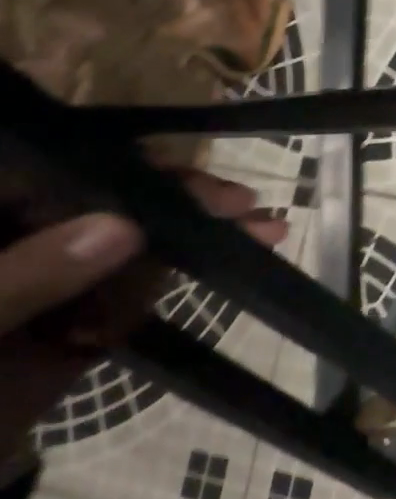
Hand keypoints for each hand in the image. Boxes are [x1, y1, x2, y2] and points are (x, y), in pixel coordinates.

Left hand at [1, 172, 289, 459]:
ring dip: (196, 234)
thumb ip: (22, 277)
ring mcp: (43, 291)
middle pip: (93, 205)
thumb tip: (120, 226)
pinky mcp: (73, 333)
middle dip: (168, 199)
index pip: (36, 177)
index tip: (176, 172)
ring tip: (266, 230)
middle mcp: (14, 250)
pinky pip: (131, 296)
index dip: (108, 166)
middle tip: (238, 202)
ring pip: (125, 246)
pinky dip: (184, 277)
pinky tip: (241, 261)